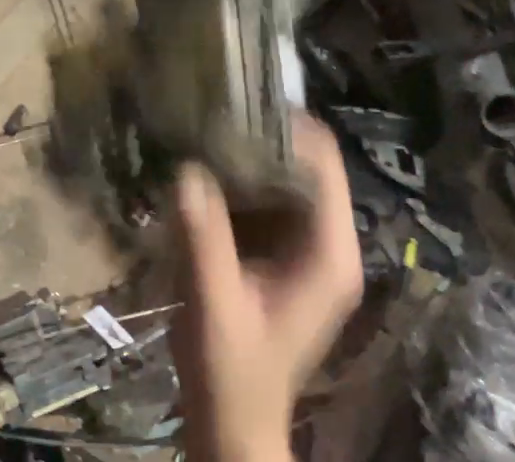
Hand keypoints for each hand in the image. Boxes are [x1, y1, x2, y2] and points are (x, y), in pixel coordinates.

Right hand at [171, 116, 363, 461]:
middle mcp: (326, 247)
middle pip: (303, 170)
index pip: (324, 169)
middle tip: (207, 108)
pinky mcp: (278, 259)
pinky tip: (196, 170)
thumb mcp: (213, 300)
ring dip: (243, 158)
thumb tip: (186, 169)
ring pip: (280, 184)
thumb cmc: (230, 366)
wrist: (231, 418)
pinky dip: (234, 184)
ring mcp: (303, 254)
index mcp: (329, 255)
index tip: (239, 96)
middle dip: (259, 137)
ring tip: (197, 127)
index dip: (289, 128)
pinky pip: (262, 205)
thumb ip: (203, 237)